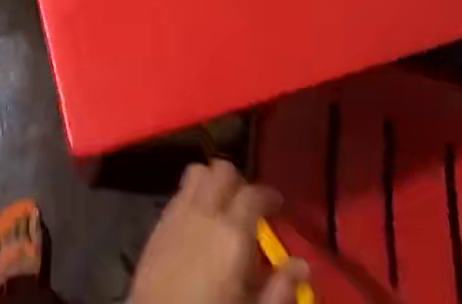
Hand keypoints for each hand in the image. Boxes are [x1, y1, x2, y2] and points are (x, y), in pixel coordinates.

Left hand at [129, 161, 309, 303]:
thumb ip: (279, 290)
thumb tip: (301, 265)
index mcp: (233, 234)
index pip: (254, 193)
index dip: (269, 195)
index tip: (278, 207)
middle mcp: (205, 213)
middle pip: (222, 170)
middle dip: (238, 181)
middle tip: (249, 206)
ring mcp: (179, 214)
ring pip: (197, 172)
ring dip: (212, 181)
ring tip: (223, 206)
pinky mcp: (159, 224)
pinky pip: (179, 191)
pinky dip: (193, 194)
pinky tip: (199, 221)